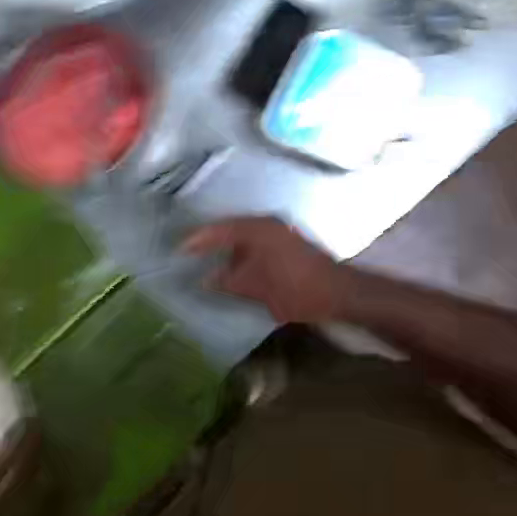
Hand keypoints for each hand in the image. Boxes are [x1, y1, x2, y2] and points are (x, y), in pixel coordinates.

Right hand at [181, 217, 349, 323]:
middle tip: (186, 250)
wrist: (338, 292)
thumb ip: (230, 281)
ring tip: (204, 258)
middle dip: (210, 238)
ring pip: (244, 234)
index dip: (198, 239)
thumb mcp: (258, 289)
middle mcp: (269, 223)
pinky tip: (232, 265)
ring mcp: (280, 231)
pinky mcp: (287, 242)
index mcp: (260, 228)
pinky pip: (256, 241)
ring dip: (226, 245)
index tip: (178, 248)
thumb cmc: (297, 289)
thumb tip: (205, 279)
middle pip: (231, 226)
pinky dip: (241, 250)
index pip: (220, 228)